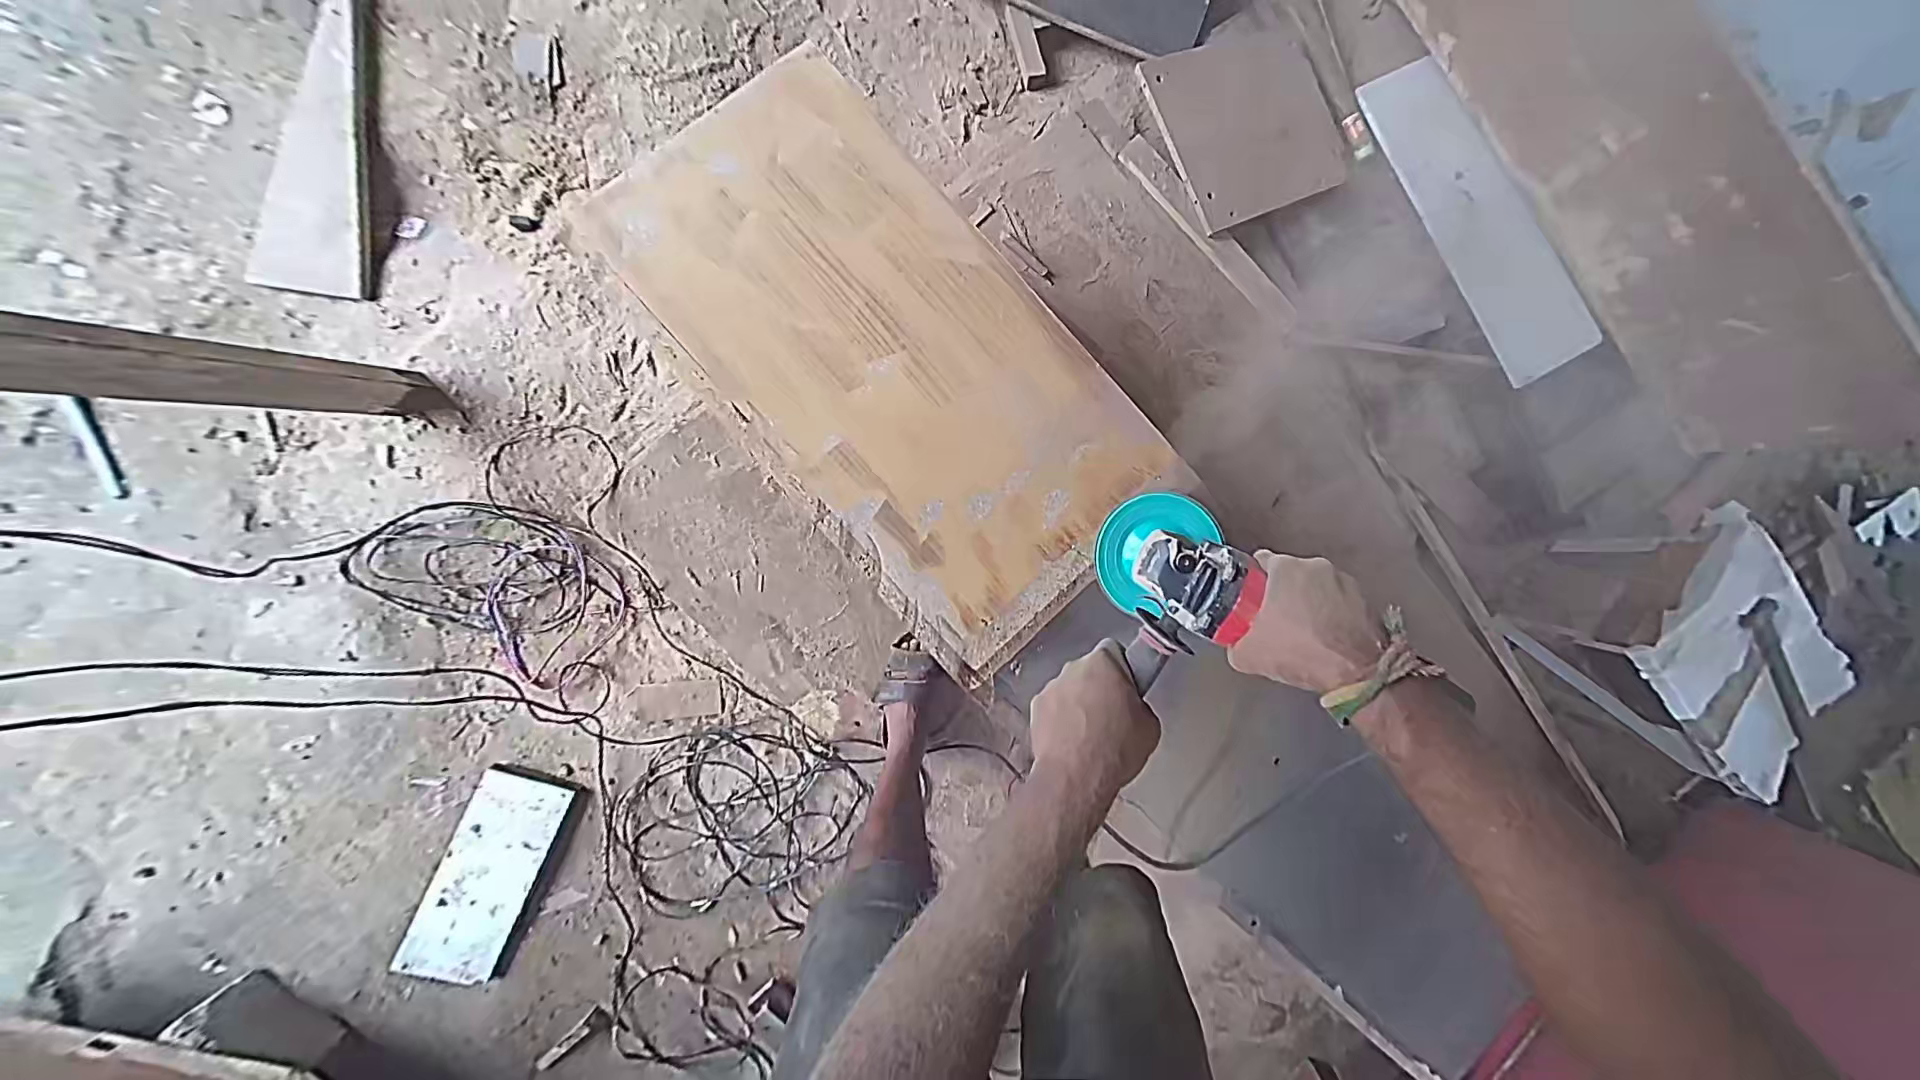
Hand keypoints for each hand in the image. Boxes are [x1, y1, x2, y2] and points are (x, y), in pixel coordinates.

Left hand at [1030, 639, 1160, 801]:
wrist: (1074, 777)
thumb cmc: (1115, 748)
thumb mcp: (1149, 725)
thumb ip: (1139, 703)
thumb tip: (1131, 706)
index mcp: (1103, 662)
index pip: (1114, 651)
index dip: (1122, 670)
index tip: (1126, 687)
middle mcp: (1072, 667)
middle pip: (1089, 670)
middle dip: (1099, 686)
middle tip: (1112, 714)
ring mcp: (1050, 687)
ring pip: (1070, 689)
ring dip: (1078, 703)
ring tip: (1091, 734)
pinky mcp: (1035, 708)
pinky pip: (1053, 707)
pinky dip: (1060, 719)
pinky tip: (1071, 741)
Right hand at [1228, 552, 1383, 694]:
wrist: (1354, 675)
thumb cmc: (1304, 652)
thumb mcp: (1248, 655)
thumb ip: (1235, 644)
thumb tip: (1236, 646)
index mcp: (1286, 569)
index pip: (1262, 560)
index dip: (1253, 580)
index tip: (1251, 596)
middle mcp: (1317, 568)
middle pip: (1291, 574)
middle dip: (1282, 592)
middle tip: (1274, 617)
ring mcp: (1344, 582)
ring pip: (1316, 587)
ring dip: (1308, 602)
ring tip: (1301, 631)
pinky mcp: (1365, 600)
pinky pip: (1339, 602)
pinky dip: (1331, 614)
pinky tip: (1323, 637)